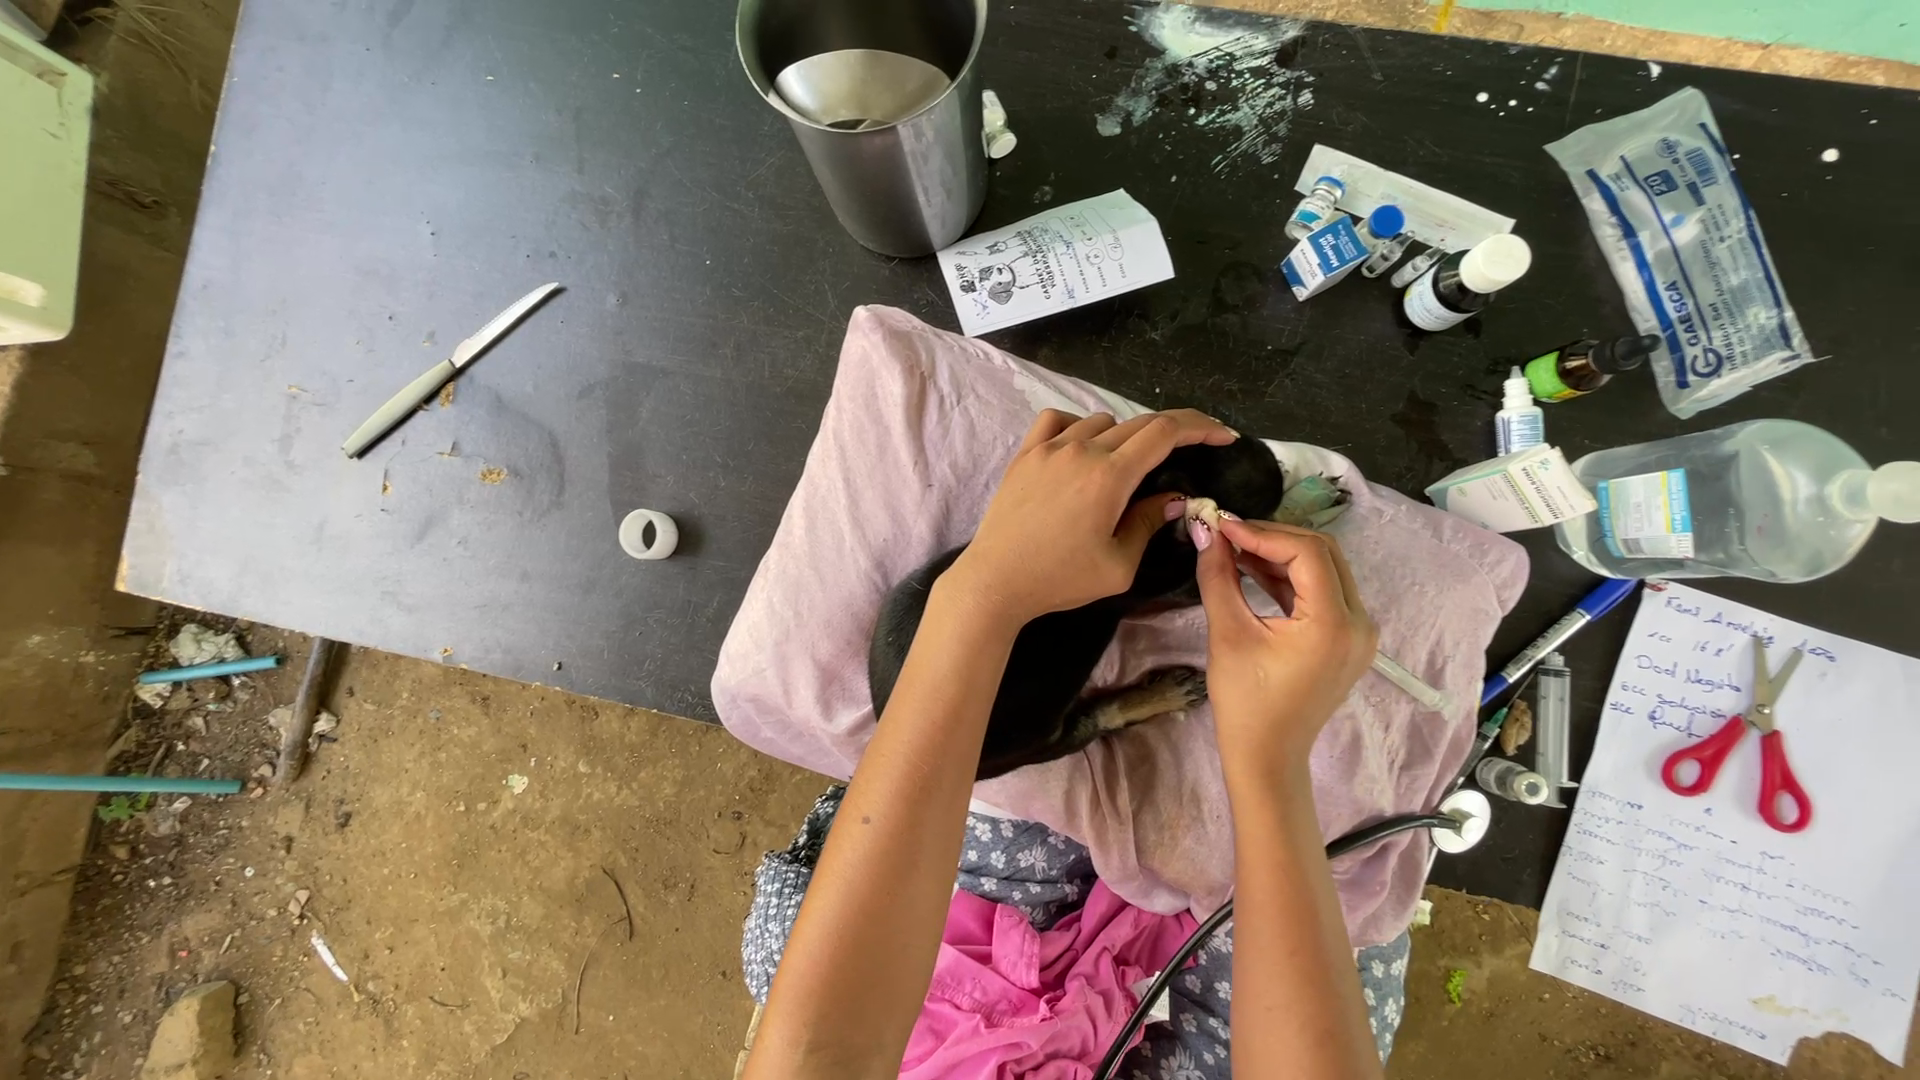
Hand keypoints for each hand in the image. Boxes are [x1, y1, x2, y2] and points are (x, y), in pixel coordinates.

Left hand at [944, 409, 1237, 628]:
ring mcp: (1048, 448)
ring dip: (1124, 435)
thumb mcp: (1119, 565)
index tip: (1222, 436)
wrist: (995, 581)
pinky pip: (1057, 420)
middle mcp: (1081, 450)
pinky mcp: (1024, 455)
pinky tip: (1081, 447)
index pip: (1165, 432)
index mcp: (1110, 476)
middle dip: (1173, 430)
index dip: (1200, 428)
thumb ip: (1149, 523)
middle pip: (1138, 423)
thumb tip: (1174, 497)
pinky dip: (1078, 425)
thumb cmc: (1059, 579)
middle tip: (1192, 449)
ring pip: (1100, 421)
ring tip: (1129, 465)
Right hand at [1195, 518, 1377, 770]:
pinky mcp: (1346, 640)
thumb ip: (1218, 577)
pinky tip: (1252, 569)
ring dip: (1280, 555)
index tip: (1223, 526)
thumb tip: (1206, 532)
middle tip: (1229, 533)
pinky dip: (1289, 578)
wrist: (1267, 755)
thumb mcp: (1228, 634)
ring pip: (1324, 570)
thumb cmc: (1245, 701)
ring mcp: (1358, 633)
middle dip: (1274, 537)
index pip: (1307, 553)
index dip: (1263, 532)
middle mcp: (1360, 623)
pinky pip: (1322, 593)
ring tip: (1235, 549)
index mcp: (1335, 624)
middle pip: (1322, 555)